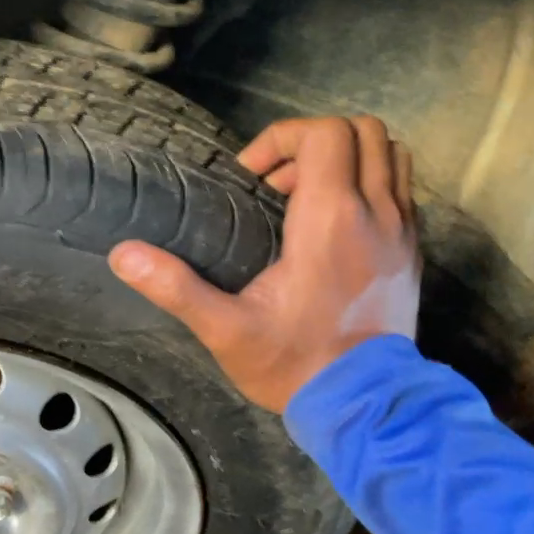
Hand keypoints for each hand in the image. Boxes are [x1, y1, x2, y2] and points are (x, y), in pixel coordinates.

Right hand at [108, 116, 420, 413]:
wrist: (364, 401)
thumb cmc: (291, 362)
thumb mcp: (222, 328)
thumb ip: (174, 287)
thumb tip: (122, 254)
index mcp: (330, 219)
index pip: (323, 134)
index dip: (281, 139)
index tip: (248, 178)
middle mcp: (376, 212)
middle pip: (364, 131)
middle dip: (312, 144)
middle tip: (272, 186)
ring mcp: (402, 230)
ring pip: (391, 155)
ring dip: (345, 160)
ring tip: (302, 199)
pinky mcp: (412, 251)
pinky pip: (400, 189)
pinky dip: (367, 186)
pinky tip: (330, 227)